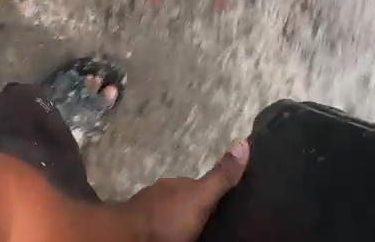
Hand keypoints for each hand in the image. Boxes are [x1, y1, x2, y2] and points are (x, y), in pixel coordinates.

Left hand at [119, 140, 248, 241]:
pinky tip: (172, 236)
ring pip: (169, 214)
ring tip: (193, 232)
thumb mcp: (201, 198)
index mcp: (178, 184)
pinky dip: (166, 231)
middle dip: (194, 209)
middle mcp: (163, 193)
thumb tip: (244, 142)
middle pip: (183, 199)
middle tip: (212, 222)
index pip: (198, 185)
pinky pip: (158, 228)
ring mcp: (149, 211)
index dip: (211, 192)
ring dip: (178, 221)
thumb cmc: (168, 217)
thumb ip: (220, 177)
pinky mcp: (142, 229)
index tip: (225, 201)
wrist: (129, 237)